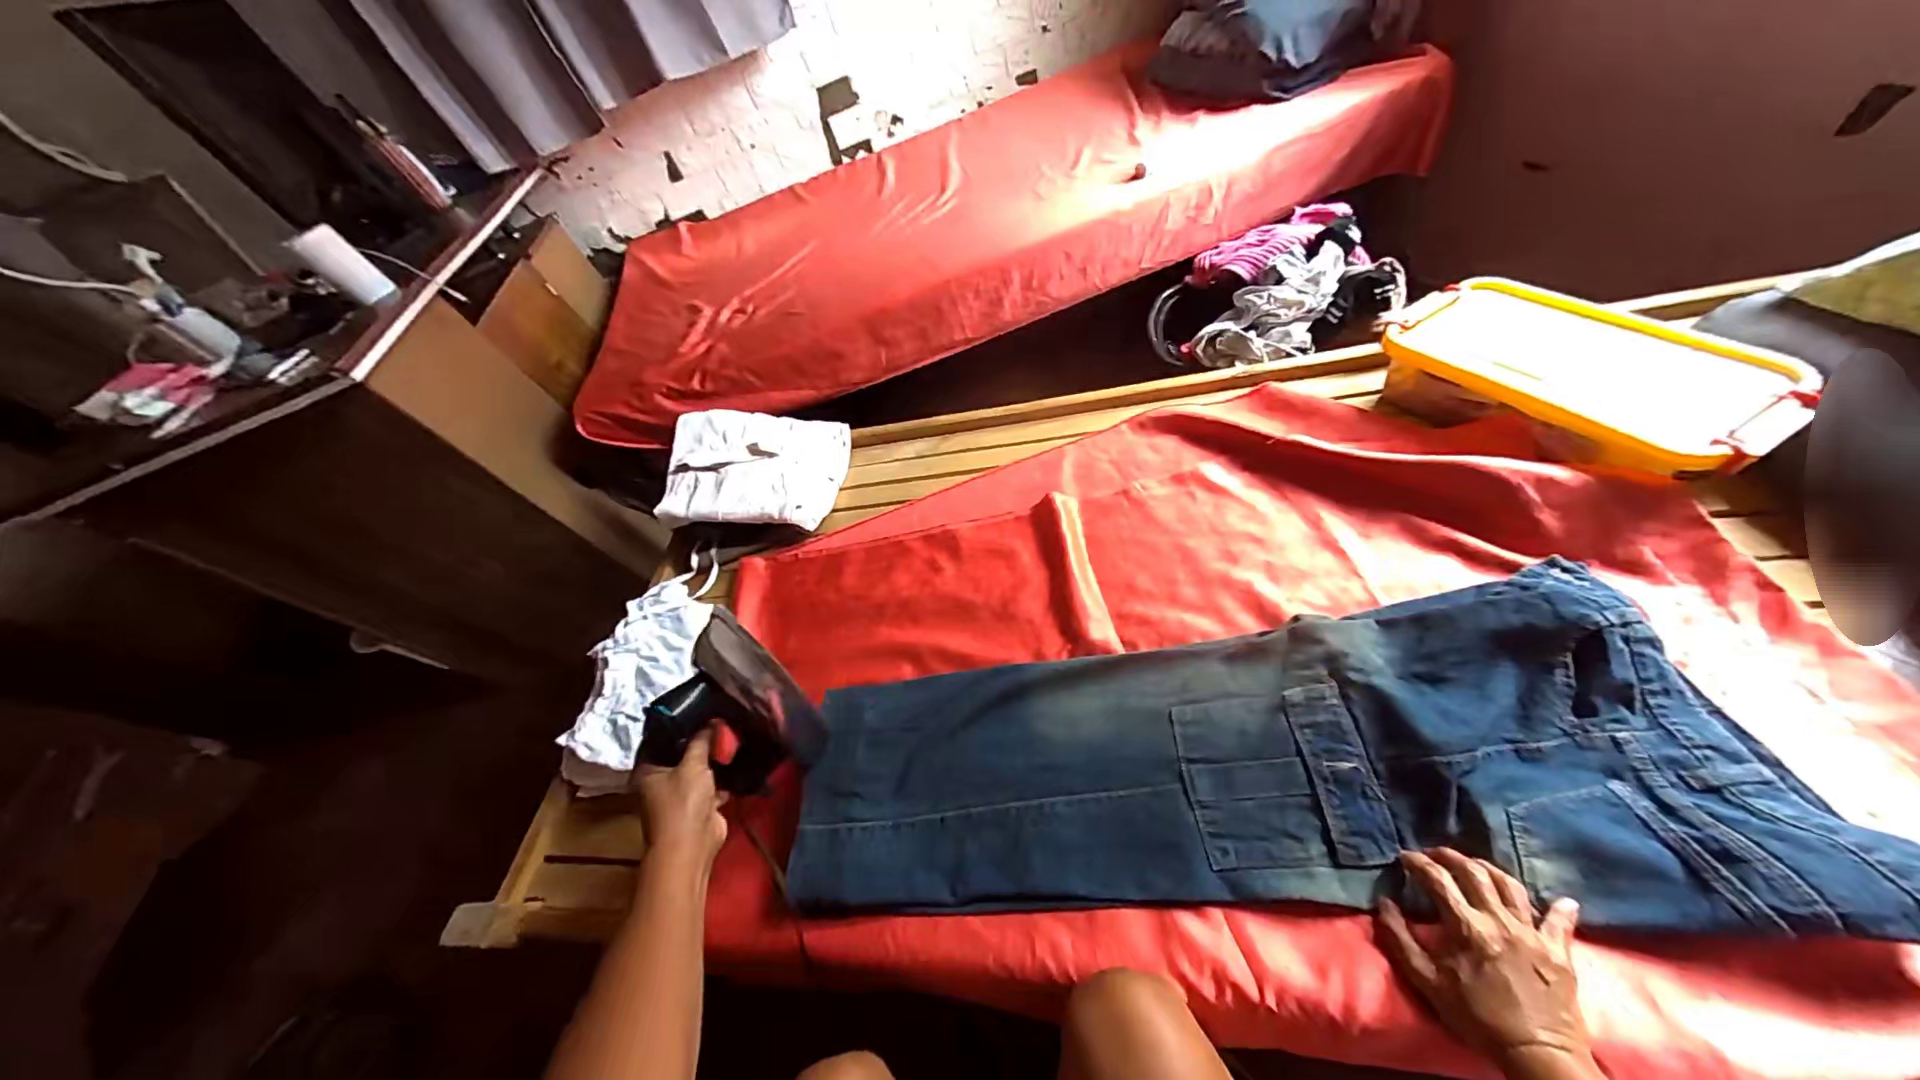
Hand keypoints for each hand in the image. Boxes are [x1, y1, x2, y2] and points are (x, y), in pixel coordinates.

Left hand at [637, 726, 728, 870]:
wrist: (693, 845)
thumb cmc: (683, 801)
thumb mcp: (693, 764)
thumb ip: (702, 741)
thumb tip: (710, 721)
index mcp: (648, 771)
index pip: (660, 741)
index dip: (678, 726)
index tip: (698, 709)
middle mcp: (661, 781)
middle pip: (681, 755)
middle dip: (700, 741)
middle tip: (718, 721)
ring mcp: (681, 795)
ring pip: (699, 770)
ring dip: (713, 759)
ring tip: (731, 736)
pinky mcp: (700, 806)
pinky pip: (713, 785)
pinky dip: (723, 777)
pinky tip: (737, 760)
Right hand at [1376, 849, 1594, 1076]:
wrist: (1539, 1057)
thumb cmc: (1477, 1018)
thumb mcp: (1427, 981)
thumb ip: (1399, 939)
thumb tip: (1383, 903)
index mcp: (1467, 927)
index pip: (1437, 879)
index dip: (1417, 862)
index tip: (1404, 857)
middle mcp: (1500, 921)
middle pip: (1473, 873)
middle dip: (1449, 856)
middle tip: (1433, 854)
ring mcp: (1533, 935)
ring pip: (1510, 886)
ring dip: (1488, 869)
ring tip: (1474, 866)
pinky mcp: (1559, 953)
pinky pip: (1560, 923)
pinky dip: (1561, 909)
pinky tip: (1564, 901)